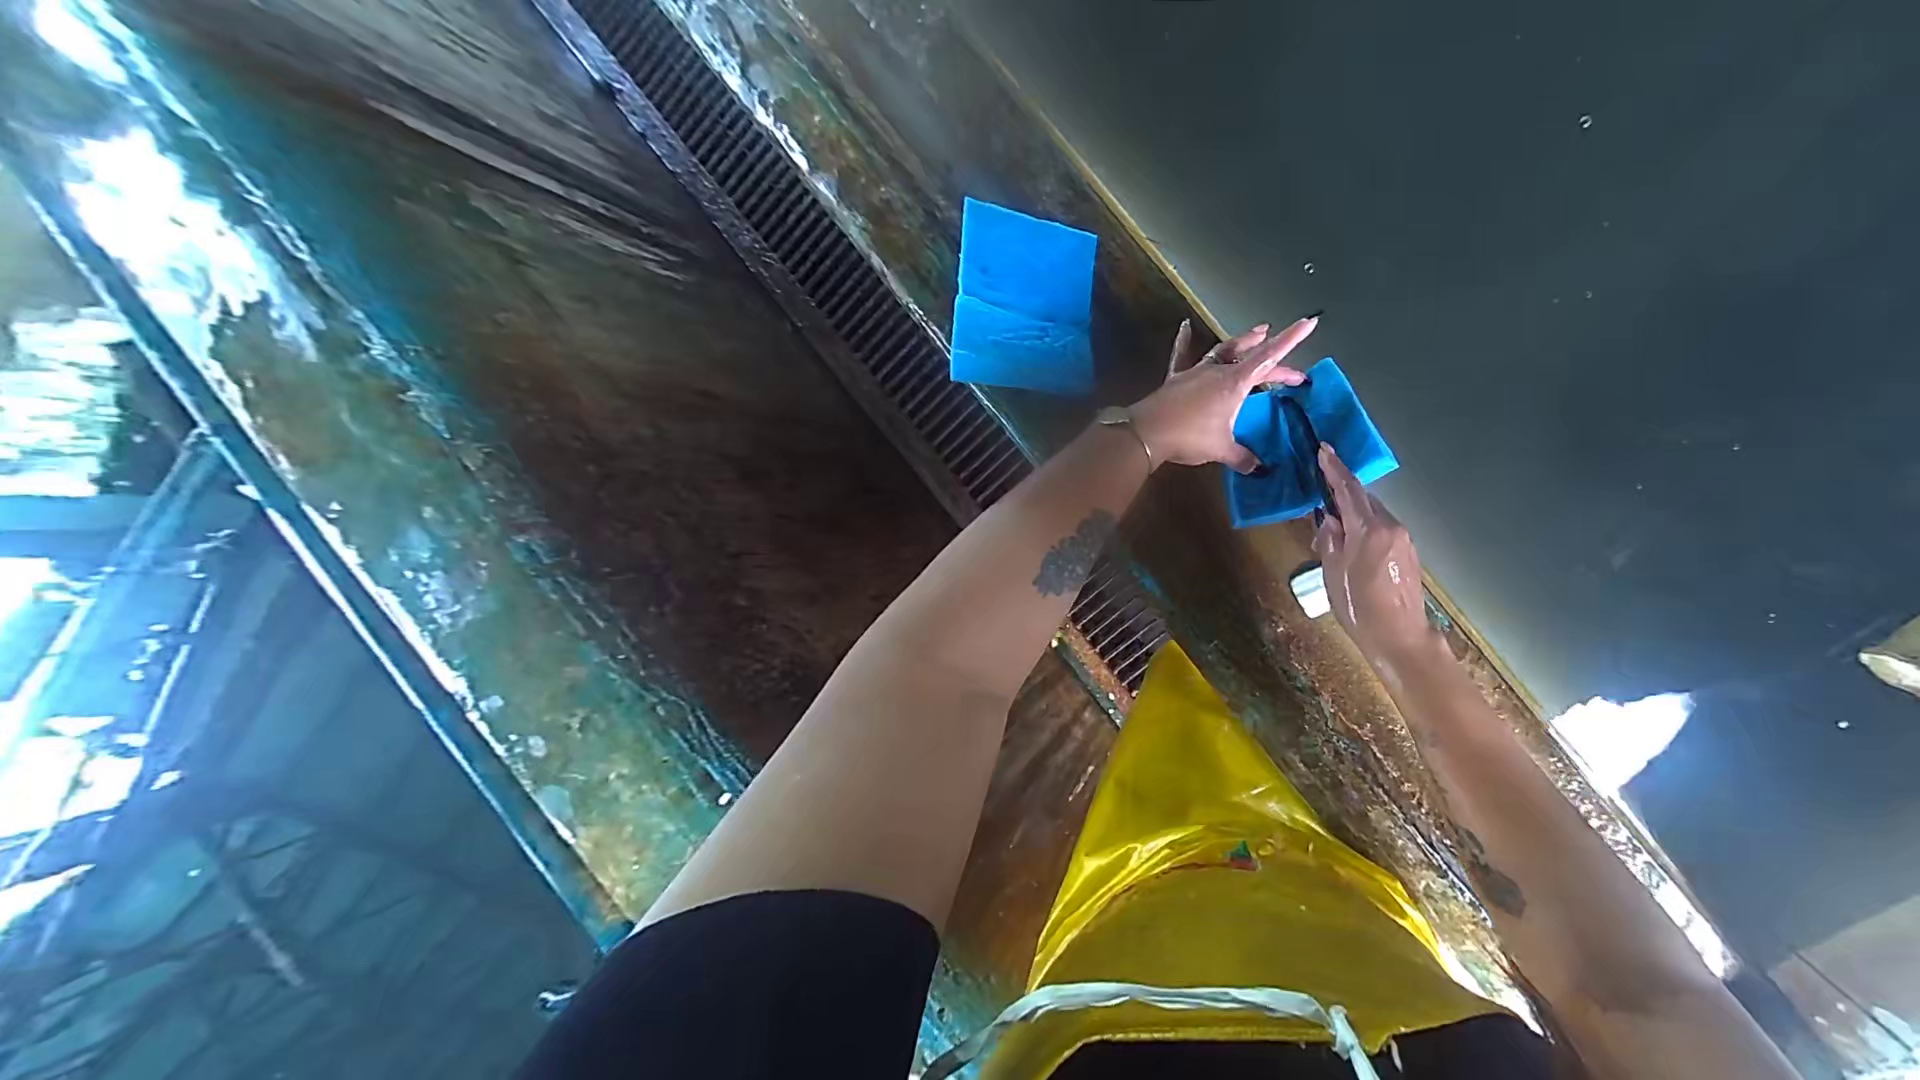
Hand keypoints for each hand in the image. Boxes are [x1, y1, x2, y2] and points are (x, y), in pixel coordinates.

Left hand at [1128, 317, 1315, 472]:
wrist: (1146, 434)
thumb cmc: (1188, 437)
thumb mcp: (1221, 449)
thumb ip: (1242, 458)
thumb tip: (1259, 469)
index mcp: (1234, 383)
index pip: (1269, 357)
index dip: (1291, 340)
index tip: (1309, 322)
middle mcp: (1216, 371)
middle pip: (1251, 359)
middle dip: (1275, 362)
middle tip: (1294, 374)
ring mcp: (1194, 372)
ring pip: (1223, 351)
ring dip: (1242, 342)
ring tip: (1258, 332)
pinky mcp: (1175, 379)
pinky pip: (1181, 355)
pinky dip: (1184, 341)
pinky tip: (1184, 326)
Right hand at [1313, 445, 1437, 662]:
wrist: (1400, 638)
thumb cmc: (1359, 607)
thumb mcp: (1332, 572)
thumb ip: (1329, 540)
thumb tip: (1329, 520)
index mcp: (1370, 530)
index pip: (1349, 490)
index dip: (1334, 469)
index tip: (1323, 450)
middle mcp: (1392, 528)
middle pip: (1363, 499)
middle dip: (1342, 491)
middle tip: (1320, 487)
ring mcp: (1403, 540)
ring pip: (1372, 514)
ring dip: (1352, 511)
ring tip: (1331, 521)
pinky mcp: (1407, 553)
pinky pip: (1380, 528)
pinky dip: (1363, 526)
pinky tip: (1349, 539)